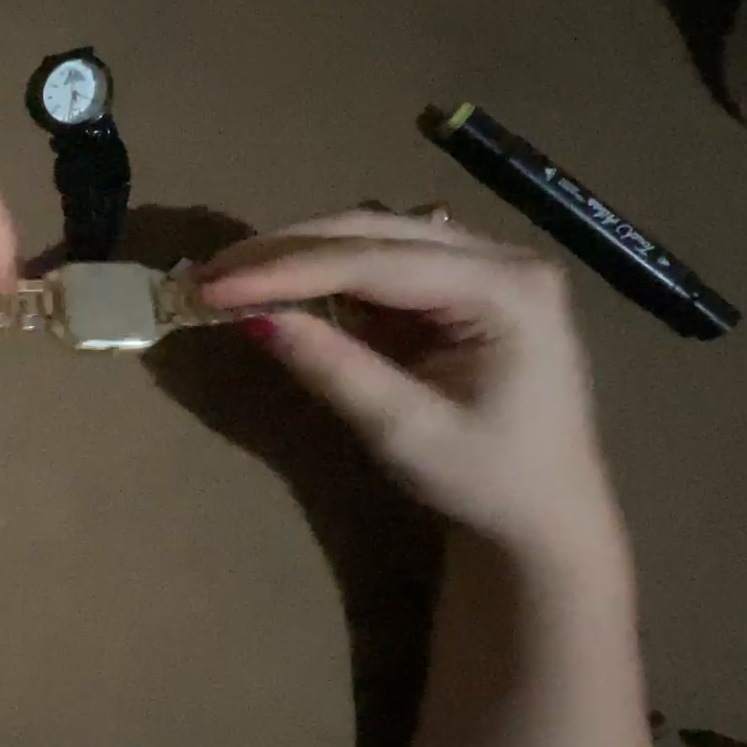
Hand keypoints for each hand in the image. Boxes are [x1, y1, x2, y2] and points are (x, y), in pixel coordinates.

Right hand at [197, 211, 618, 550]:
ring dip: (294, 256)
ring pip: (368, 240)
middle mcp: (496, 258)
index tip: (213, 286)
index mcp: (504, 288)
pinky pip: (372, 268)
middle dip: (282, 251)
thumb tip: (254, 319)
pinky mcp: (448, 292)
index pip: (374, 261)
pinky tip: (273, 288)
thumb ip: (332, 367)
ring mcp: (474, 270)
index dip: (285, 270)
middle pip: (370, 233)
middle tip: (206, 273)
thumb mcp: (402, 429)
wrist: (539, 513)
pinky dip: (316, 276)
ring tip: (227, 277)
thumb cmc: (484, 479)